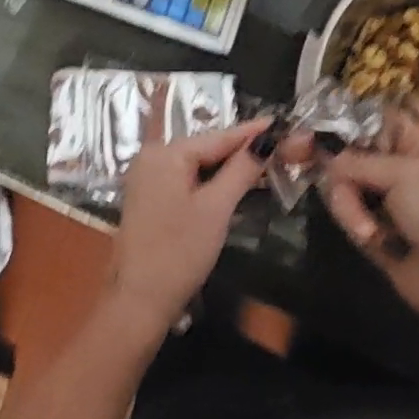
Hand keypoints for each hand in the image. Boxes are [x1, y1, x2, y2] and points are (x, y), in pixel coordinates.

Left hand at [108, 119, 270, 328]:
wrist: (139, 299)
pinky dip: (210, 180)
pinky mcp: (149, 197)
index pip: (218, 136)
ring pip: (196, 164)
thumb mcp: (216, 208)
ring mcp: (147, 177)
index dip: (251, 131)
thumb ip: (241, 171)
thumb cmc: (179, 252)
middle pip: (205, 147)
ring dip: (227, 166)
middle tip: (279, 145)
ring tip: (264, 162)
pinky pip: (185, 179)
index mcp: (165, 153)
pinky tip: (233, 184)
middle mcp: (152, 157)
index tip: (279, 120)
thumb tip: (266, 140)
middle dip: (240, 149)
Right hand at [323, 104, 418, 320]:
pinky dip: (353, 224)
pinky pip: (345, 214)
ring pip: (340, 185)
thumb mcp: (402, 175)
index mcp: (411, 141)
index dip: (337, 123)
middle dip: (334, 169)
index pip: (366, 119)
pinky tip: (373, 240)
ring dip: (348, 206)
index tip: (306, 133)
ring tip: (368, 230)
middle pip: (345, 152)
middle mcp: (394, 164)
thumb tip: (323, 159)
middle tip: (301, 166)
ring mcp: (382, 197)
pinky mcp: (371, 226)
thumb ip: (355, 162)